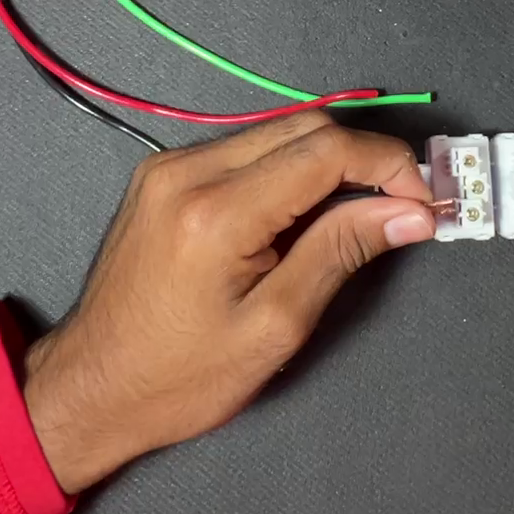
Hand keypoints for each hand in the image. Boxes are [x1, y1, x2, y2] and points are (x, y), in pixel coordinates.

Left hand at [21, 111, 435, 492]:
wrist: (90, 387)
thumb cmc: (184, 376)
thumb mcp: (276, 325)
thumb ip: (342, 251)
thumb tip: (411, 211)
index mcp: (216, 210)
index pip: (325, 151)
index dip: (388, 165)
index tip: (423, 201)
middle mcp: (189, 167)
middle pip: (305, 127)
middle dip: (363, 157)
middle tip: (400, 205)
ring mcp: (171, 163)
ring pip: (278, 131)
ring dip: (328, 160)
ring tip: (357, 210)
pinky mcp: (164, 170)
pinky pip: (247, 147)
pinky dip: (289, 166)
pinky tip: (302, 207)